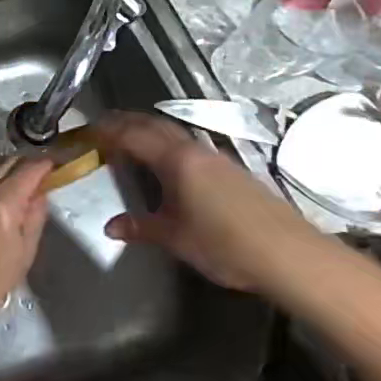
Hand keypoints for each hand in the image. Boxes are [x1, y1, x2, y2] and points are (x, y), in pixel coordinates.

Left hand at [0, 158, 52, 312]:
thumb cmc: (0, 271)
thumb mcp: (27, 245)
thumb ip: (35, 214)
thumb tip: (41, 192)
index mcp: (3, 198)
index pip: (28, 170)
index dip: (44, 165)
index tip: (57, 164)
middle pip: (8, 162)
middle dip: (27, 162)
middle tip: (44, 170)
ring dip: (10, 166)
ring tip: (26, 176)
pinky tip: (5, 185)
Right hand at [91, 111, 316, 291]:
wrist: (293, 258)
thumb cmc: (224, 244)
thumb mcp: (175, 238)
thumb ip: (140, 228)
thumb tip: (110, 228)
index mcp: (174, 159)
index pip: (131, 134)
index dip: (106, 130)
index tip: (87, 132)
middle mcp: (194, 150)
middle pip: (152, 124)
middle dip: (125, 122)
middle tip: (103, 127)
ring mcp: (217, 158)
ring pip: (173, 133)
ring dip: (148, 131)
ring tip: (131, 141)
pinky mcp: (234, 171)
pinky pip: (190, 145)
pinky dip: (169, 144)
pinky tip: (169, 163)